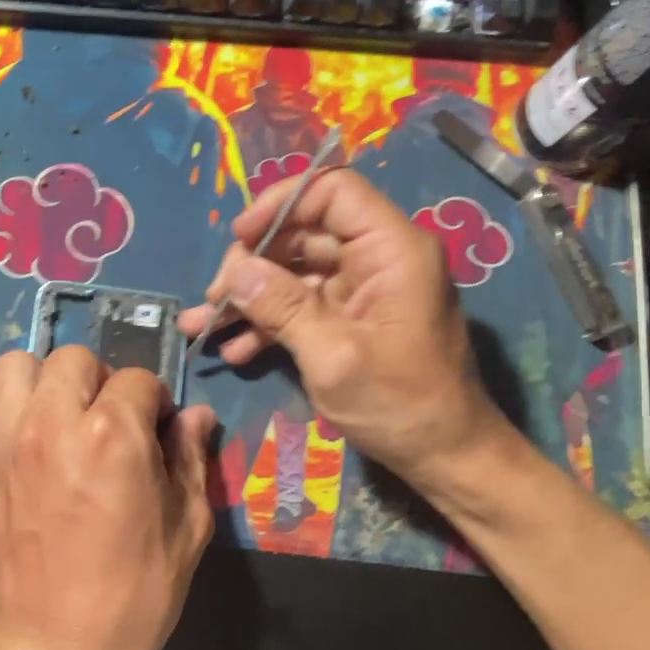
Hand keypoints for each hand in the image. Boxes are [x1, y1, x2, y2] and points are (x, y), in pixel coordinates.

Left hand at [0, 348, 217, 649]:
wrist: (58, 649)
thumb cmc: (135, 594)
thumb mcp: (187, 528)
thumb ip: (191, 459)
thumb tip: (197, 415)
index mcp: (113, 435)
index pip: (138, 379)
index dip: (154, 404)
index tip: (157, 432)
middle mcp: (52, 423)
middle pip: (73, 359)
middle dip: (100, 382)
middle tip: (110, 424)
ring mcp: (3, 444)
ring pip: (14, 366)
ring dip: (43, 385)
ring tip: (60, 422)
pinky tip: (13, 441)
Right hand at [177, 168, 511, 493]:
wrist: (445, 457)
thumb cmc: (400, 404)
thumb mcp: (333, 356)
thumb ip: (283, 307)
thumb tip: (234, 272)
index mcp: (391, 250)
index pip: (332, 192)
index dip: (280, 205)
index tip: (238, 239)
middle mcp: (378, 260)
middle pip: (304, 234)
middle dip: (252, 263)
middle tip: (214, 299)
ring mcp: (364, 292)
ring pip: (295, 274)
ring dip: (249, 299)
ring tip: (204, 325)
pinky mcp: (352, 322)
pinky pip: (302, 307)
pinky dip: (268, 324)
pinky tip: (235, 351)